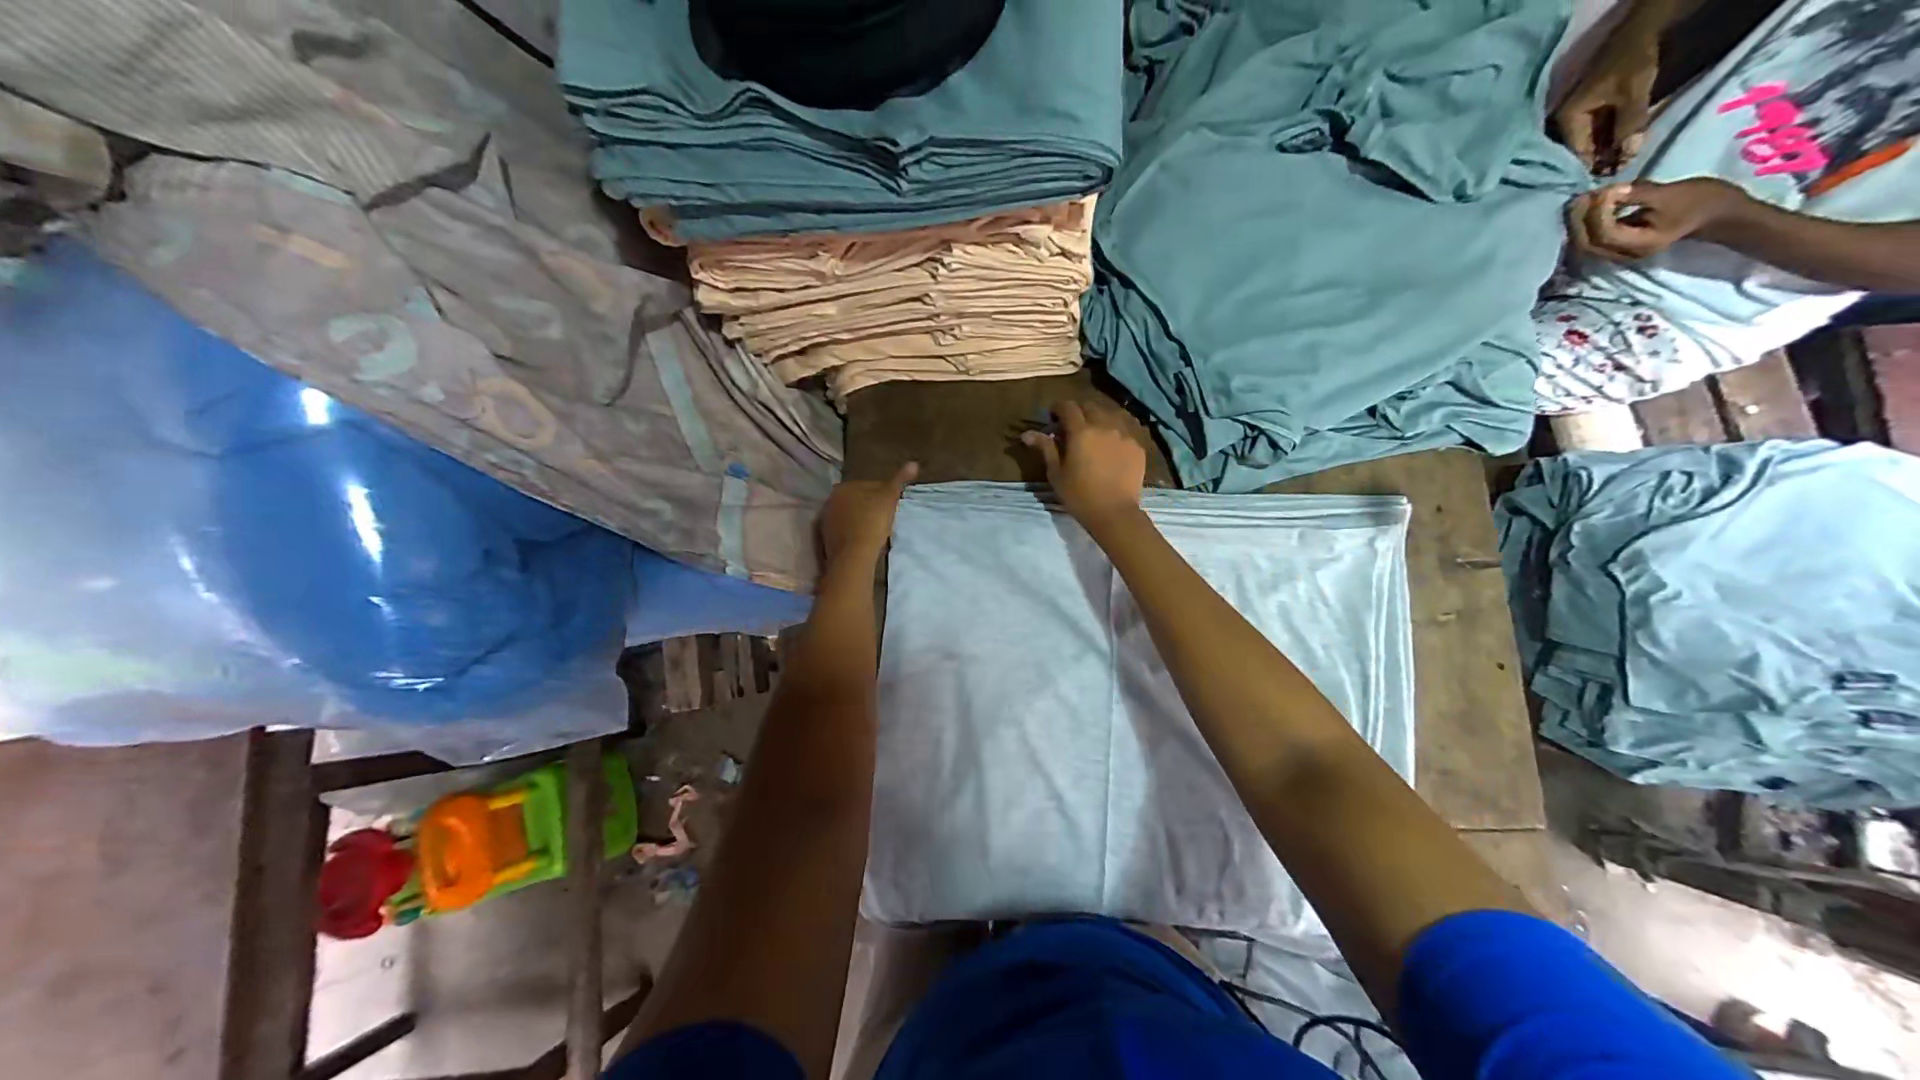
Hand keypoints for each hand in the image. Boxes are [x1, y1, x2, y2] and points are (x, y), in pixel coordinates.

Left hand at [819, 462, 917, 565]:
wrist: (854, 554)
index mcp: (844, 487)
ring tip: (876, 532)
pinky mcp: (826, 539)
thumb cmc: (872, 520)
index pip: (870, 487)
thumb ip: (899, 480)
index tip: (892, 507)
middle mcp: (830, 500)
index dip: (884, 495)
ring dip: (862, 521)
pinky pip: (845, 531)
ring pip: (851, 517)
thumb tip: (913, 463)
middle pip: (858, 501)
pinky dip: (854, 534)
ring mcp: (826, 521)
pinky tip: (864, 541)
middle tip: (885, 520)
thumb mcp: (889, 497)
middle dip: (870, 507)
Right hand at [1021, 400, 1145, 525]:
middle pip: (1090, 407)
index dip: (1058, 407)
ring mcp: (1124, 434)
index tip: (1053, 416)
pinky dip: (1115, 431)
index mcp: (1081, 431)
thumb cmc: (1079, 495)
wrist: (1114, 513)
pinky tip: (1111, 445)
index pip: (1068, 407)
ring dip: (1099, 418)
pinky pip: (1125, 429)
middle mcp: (1104, 426)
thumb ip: (1045, 448)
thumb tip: (1027, 433)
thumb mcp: (1056, 473)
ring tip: (1094, 433)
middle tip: (1072, 426)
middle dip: (1079, 411)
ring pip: (1110, 414)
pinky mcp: (1137, 446)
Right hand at [1554, 28, 1657, 174]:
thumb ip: (1630, 126)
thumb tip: (1628, 157)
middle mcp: (1563, 124)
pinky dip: (1607, 141)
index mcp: (1566, 121)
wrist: (1637, 34)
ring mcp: (1575, 120)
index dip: (1593, 167)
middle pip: (1580, 151)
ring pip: (1588, 144)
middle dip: (1598, 162)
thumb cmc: (1630, 63)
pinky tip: (1619, 148)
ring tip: (1620, 162)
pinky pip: (1594, 134)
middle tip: (1617, 172)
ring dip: (1604, 153)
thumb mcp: (1634, 95)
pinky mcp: (1588, 115)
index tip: (1609, 179)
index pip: (1576, 153)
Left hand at [1570, 178, 1751, 260]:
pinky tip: (1588, 206)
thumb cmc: (1699, 201)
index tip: (1603, 191)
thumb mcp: (1670, 194)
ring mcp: (1618, 251)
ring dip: (1579, 222)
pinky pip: (1592, 237)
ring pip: (1586, 241)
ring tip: (1582, 199)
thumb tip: (1607, 192)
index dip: (1597, 213)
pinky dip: (1586, 223)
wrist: (1717, 213)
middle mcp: (1623, 254)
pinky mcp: (1617, 243)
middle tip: (1580, 196)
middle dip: (1579, 220)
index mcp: (1639, 245)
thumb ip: (1636, 195)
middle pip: (1587, 242)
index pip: (1604, 234)